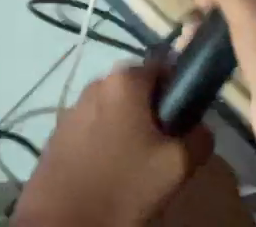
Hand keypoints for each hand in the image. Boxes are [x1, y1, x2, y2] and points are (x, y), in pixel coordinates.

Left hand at [11, 63, 212, 226]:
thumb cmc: (121, 188)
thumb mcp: (177, 166)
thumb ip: (201, 137)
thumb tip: (201, 128)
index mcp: (125, 79)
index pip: (166, 67)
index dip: (180, 93)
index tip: (183, 124)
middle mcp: (96, 84)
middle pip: (139, 91)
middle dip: (152, 114)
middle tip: (161, 149)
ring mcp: (71, 110)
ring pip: (114, 112)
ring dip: (126, 130)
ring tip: (133, 167)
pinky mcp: (54, 138)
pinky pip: (91, 131)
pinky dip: (103, 145)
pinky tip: (108, 175)